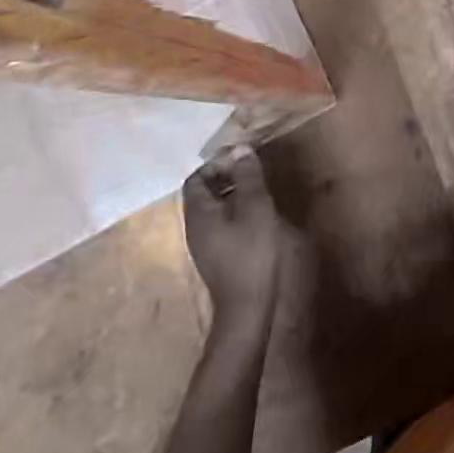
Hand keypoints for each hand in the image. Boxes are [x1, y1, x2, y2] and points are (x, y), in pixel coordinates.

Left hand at [181, 145, 284, 324]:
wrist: (248, 303)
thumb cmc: (252, 250)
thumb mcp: (256, 207)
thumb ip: (248, 178)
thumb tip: (240, 149)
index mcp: (199, 214)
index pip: (196, 180)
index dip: (216, 164)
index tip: (242, 158)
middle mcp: (195, 227)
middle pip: (202, 193)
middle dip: (225, 176)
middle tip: (253, 169)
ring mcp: (204, 243)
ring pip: (213, 208)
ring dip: (232, 192)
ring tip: (259, 187)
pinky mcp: (217, 254)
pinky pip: (220, 222)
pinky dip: (235, 209)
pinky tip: (257, 213)